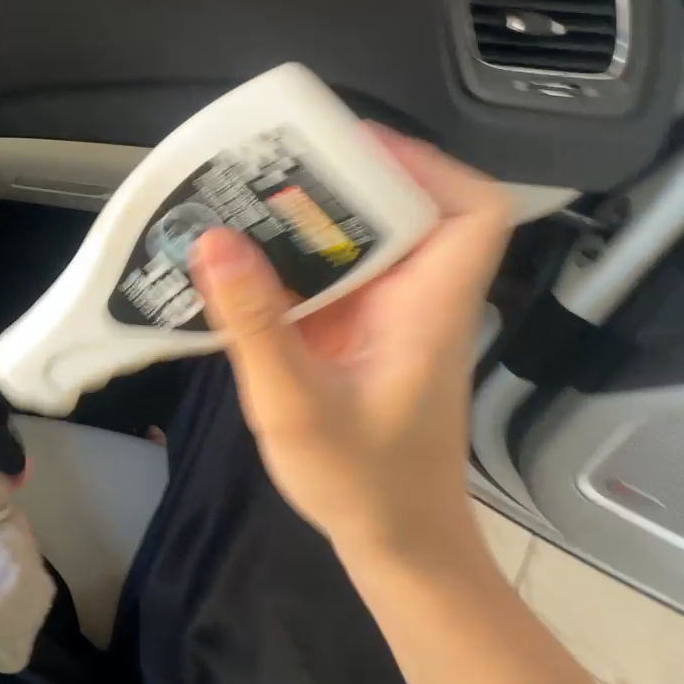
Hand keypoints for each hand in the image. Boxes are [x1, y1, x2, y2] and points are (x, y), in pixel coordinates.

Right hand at [190, 125, 512, 558]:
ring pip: (359, 238)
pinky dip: (285, 250)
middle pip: (403, 209)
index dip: (423, 164)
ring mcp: (383, 315)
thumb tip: (214, 238)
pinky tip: (235, 252)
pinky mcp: (353, 330)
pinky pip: (326, 271)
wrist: (393, 539)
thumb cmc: (362, 480)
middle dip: (339, 175)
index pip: (469, 213)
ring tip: (239, 192)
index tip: (347, 145)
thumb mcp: (295, 404)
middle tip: (267, 159)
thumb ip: (255, 323)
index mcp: (426, 308)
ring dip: (304, 211)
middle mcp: (413, 299)